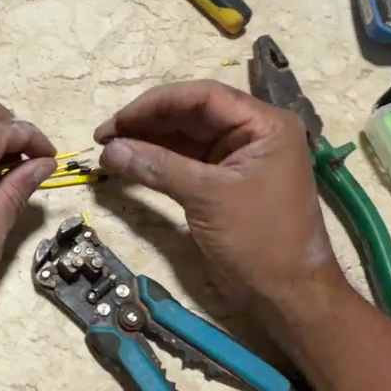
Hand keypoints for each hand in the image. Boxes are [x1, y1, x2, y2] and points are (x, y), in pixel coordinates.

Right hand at [94, 80, 345, 316]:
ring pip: (183, 139)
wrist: (286, 293)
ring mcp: (235, 159)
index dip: (155, 104)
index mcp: (263, 125)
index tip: (118, 121)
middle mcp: (250, 134)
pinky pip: (183, 163)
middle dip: (146, 123)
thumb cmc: (259, 239)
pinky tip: (128, 166)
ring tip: (109, 152)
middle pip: (190, 114)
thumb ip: (158, 167)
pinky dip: (155, 164)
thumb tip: (109, 150)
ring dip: (146, 143)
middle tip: (104, 137)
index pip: (202, 97)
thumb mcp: (208, 197)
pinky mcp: (220, 184)